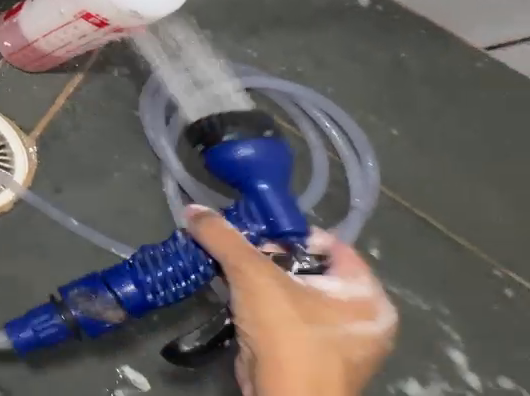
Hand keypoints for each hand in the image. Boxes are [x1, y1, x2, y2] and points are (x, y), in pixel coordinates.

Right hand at [188, 207, 395, 395]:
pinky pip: (287, 311)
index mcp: (366, 297)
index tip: (249, 227)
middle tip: (231, 247)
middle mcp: (362, 316)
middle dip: (264, 253)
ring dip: (255, 275)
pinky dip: (259, 298)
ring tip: (224, 266)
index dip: (287, 230)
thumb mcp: (250, 275)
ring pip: (293, 288)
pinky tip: (232, 293)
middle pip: (307, 265)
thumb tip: (193, 209)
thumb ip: (221, 237)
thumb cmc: (288, 335)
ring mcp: (340, 337)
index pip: (329, 244)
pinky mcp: (314, 351)